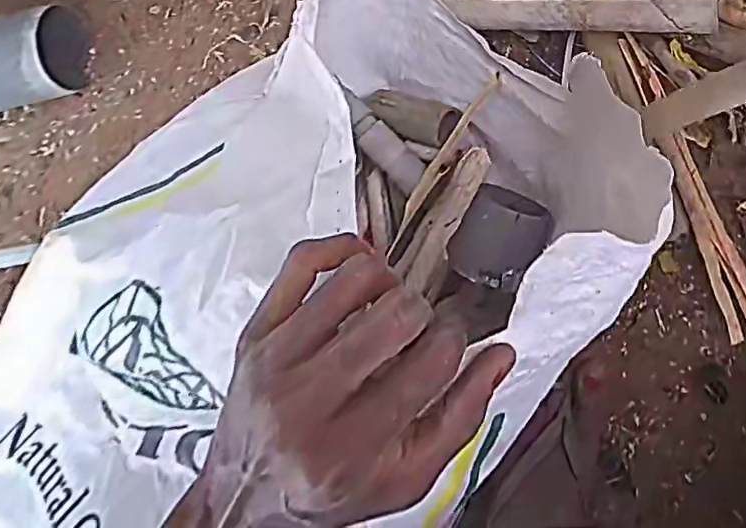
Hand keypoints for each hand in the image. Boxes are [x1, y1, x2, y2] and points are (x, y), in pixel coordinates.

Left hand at [176, 235, 515, 527]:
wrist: (244, 498)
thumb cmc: (328, 487)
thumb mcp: (404, 478)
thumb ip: (461, 417)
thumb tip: (501, 355)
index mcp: (350, 449)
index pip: (430, 362)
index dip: (454, 339)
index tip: (450, 338)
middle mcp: (306, 403)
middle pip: (395, 315)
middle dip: (422, 311)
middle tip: (418, 324)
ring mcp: (276, 360)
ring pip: (355, 278)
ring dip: (388, 282)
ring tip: (388, 303)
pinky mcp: (257, 330)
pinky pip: (303, 261)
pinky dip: (341, 248)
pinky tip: (361, 264)